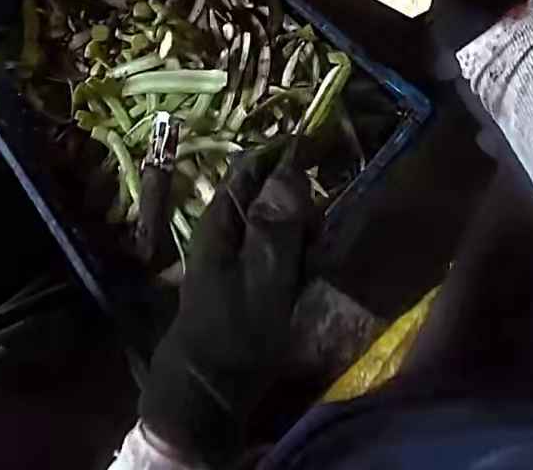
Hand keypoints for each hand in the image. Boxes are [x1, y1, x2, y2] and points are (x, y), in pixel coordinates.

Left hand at [138, 143, 314, 465]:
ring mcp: (236, 246)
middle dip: (299, 197)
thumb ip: (278, 219)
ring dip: (301, 226)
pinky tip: (305, 271)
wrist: (211, 387)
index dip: (286, 150)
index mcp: (223, 214)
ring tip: (312, 255)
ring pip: (278, 214)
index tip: (321, 144)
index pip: (254, 163)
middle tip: (317, 225)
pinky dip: (297, 249)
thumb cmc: (236, 325)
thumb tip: (291, 166)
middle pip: (270, 187)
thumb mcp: (263, 271)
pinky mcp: (247, 268)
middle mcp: (227, 222)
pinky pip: (279, 242)